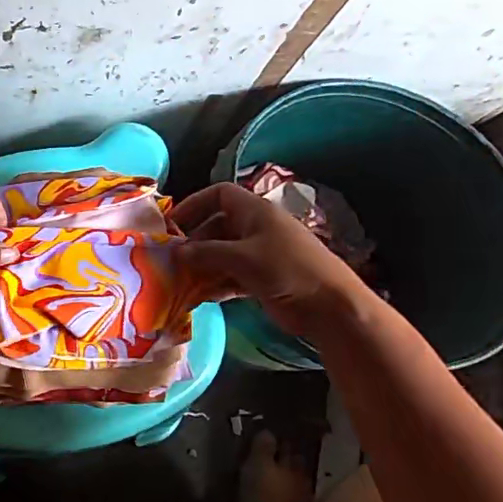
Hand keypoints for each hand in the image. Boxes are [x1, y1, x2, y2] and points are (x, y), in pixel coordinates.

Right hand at [173, 182, 364, 334]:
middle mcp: (256, 228)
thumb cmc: (286, 270)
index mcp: (255, 212)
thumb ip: (205, 253)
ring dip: (202, 266)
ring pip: (222, 254)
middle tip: (173, 259)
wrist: (329, 306)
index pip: (220, 195)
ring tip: (181, 281)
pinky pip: (230, 275)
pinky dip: (215, 284)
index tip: (173, 223)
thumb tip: (176, 251)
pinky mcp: (262, 278)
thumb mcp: (241, 258)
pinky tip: (200, 297)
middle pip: (217, 226)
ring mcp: (260, 254)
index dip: (195, 204)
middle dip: (195, 241)